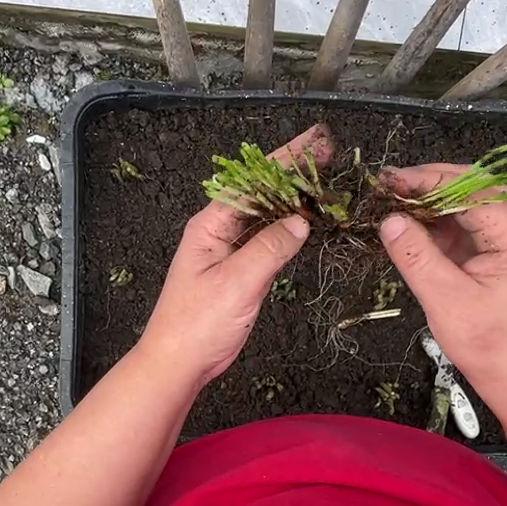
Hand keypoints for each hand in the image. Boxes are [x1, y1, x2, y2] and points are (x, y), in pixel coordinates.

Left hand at [132, 125, 327, 387]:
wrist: (178, 364)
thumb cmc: (196, 325)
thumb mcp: (236, 283)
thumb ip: (269, 248)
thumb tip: (301, 220)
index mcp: (210, 225)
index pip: (251, 180)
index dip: (285, 159)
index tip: (315, 142)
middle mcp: (218, 232)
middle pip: (260, 192)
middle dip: (293, 172)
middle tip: (328, 153)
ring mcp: (228, 251)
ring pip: (265, 216)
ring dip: (293, 198)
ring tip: (325, 180)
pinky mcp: (238, 272)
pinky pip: (267, 241)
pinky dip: (289, 229)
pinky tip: (308, 221)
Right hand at [376, 164, 506, 404]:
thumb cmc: (489, 344)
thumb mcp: (446, 301)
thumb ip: (417, 257)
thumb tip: (388, 220)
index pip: (471, 190)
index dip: (428, 180)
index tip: (389, 180)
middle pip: (472, 186)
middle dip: (427, 182)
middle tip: (385, 183)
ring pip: (466, 201)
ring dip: (428, 197)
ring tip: (390, 197)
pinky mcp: (492, 249)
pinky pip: (462, 222)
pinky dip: (433, 218)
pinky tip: (407, 219)